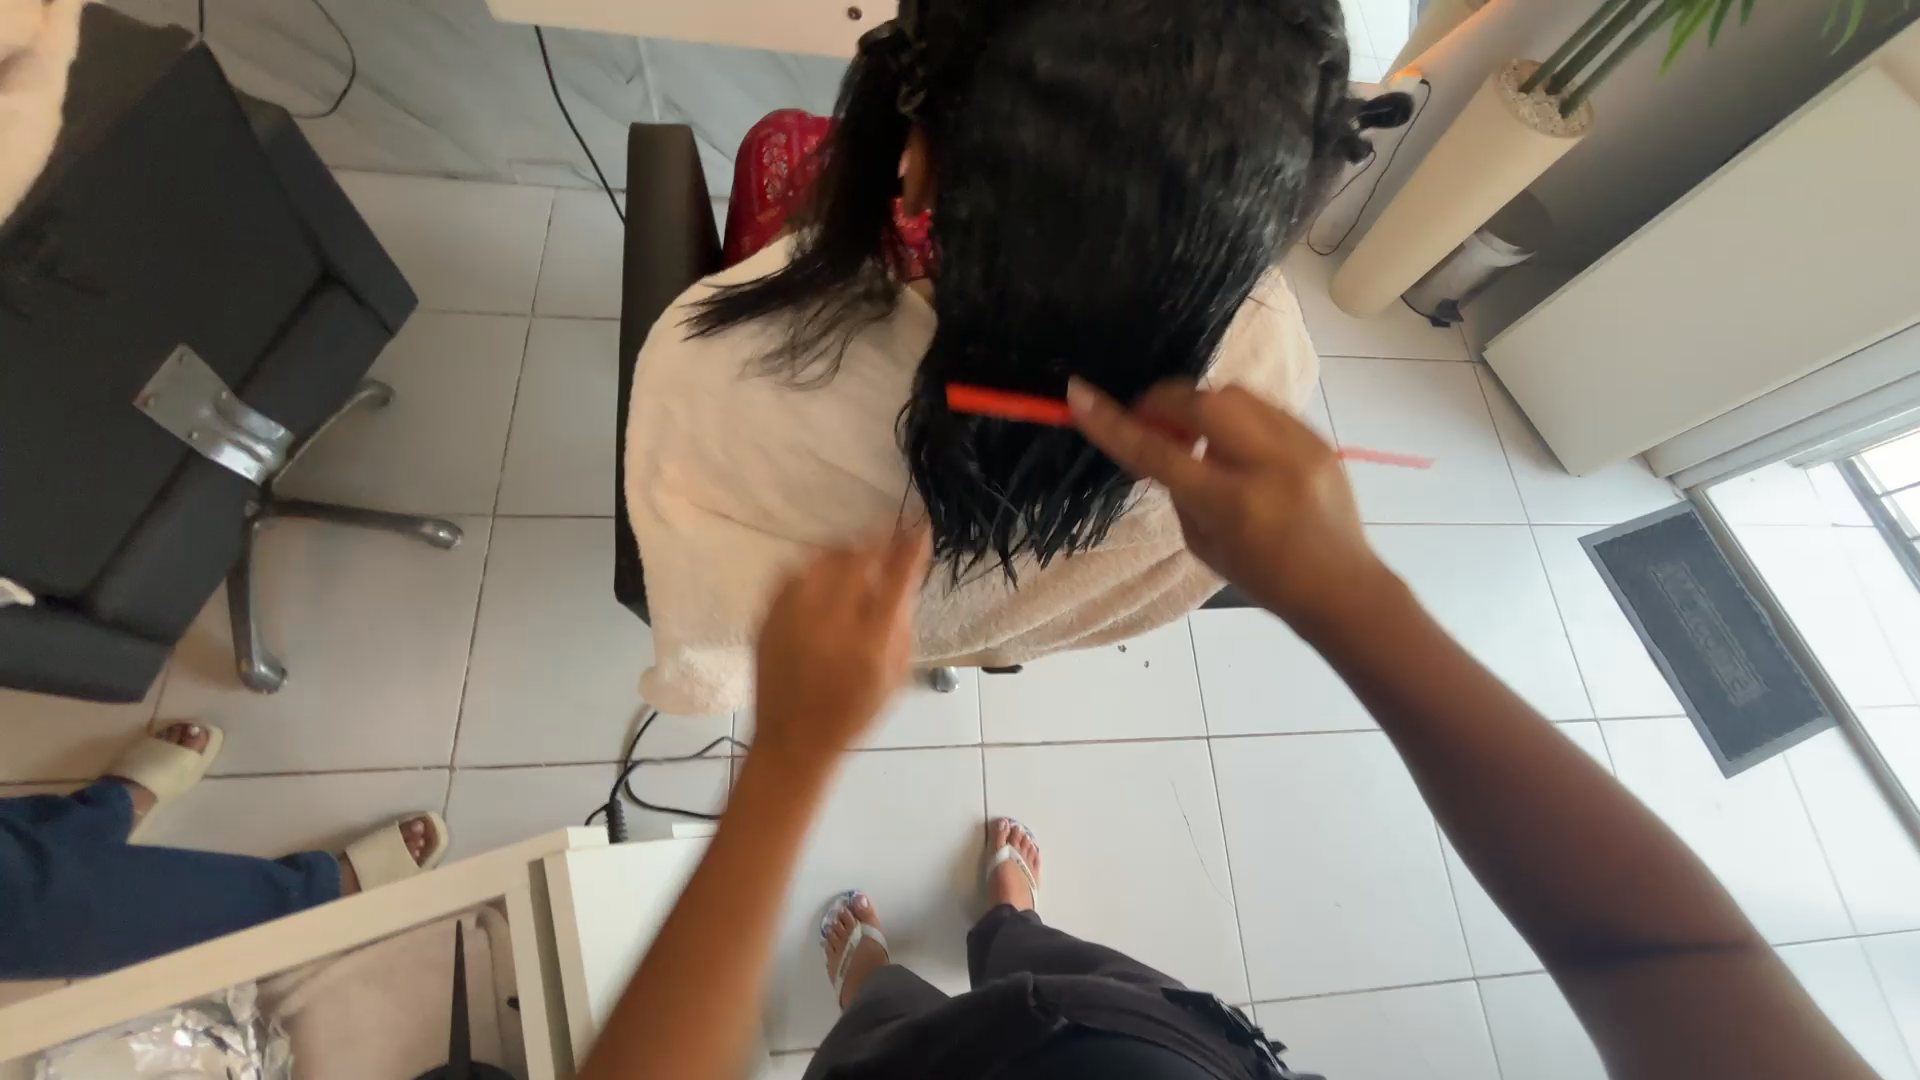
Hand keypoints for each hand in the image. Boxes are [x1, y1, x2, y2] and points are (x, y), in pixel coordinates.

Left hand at [753, 525, 930, 769]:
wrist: (794, 739)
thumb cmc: (855, 711)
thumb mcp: (894, 674)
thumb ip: (899, 625)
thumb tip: (904, 581)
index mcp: (870, 642)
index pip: (896, 578)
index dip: (910, 546)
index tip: (919, 525)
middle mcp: (831, 623)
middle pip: (858, 559)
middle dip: (878, 541)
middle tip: (888, 535)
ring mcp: (794, 617)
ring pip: (823, 559)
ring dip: (846, 549)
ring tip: (856, 551)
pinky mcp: (768, 617)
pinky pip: (791, 573)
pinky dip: (812, 565)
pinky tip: (822, 570)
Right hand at [1067, 377, 1396, 632]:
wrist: (1342, 587)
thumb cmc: (1263, 579)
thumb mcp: (1202, 544)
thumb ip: (1180, 490)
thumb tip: (1165, 447)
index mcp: (1232, 504)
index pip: (1158, 452)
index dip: (1113, 423)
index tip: (1079, 395)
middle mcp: (1268, 466)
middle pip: (1202, 401)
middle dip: (1163, 401)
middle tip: (1148, 419)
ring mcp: (1300, 446)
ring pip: (1234, 394)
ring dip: (1199, 405)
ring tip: (1192, 432)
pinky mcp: (1319, 437)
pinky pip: (1262, 406)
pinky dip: (1234, 416)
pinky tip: (1231, 442)